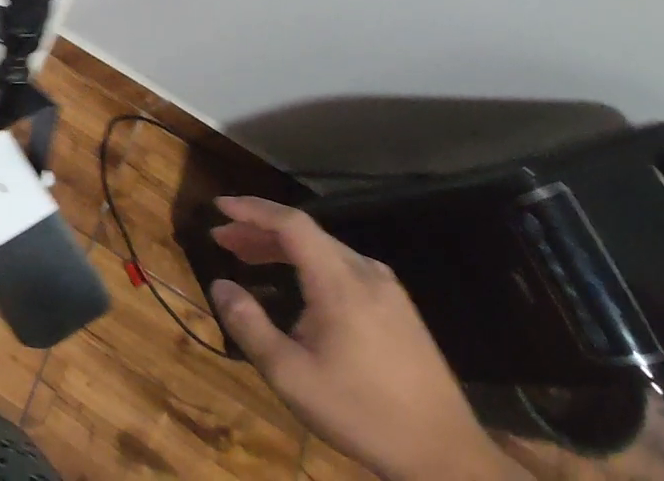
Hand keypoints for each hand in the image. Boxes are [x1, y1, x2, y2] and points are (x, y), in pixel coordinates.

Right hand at [208, 196, 524, 480]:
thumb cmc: (361, 412)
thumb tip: (220, 285)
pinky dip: (309, 263)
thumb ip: (248, 324)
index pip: (293, 225)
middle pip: (309, 234)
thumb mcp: (289, 374)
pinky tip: (296, 285)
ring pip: (328, 250)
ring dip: (283, 247)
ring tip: (249, 258)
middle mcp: (369, 278)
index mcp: (341, 286)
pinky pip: (346, 269)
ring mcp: (391, 295)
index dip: (252, 210)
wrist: (446, 458)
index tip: (217, 207)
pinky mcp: (401, 313)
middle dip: (259, 230)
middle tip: (222, 240)